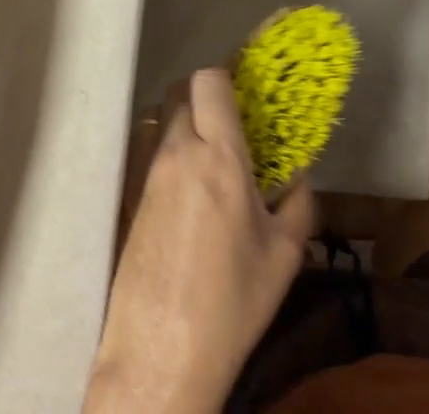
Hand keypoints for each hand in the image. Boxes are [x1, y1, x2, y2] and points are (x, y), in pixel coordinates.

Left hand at [87, 68, 315, 413]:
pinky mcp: (129, 201)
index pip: (210, 80)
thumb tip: (299, 177)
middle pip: (182, 92)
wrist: (160, 356)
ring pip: (164, 121)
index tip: (250, 89)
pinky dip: (172, 154)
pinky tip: (191, 193)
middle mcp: (177, 155)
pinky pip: (151, 155)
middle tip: (236, 123)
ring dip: (189, 123)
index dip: (229, 73)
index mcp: (219, 158)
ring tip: (215, 159)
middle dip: (209, 95)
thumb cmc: (232, 303)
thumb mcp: (284, 254)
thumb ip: (299, 202)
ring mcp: (146, 177)